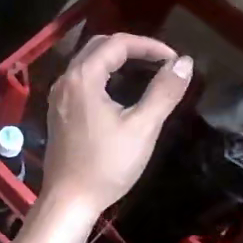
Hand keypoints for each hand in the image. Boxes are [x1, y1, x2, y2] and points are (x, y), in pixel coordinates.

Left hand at [43, 34, 193, 213]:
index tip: (174, 59)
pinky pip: (81, 80)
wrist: (69, 199)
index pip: (116, 43)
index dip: (148, 45)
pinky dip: (103, 75)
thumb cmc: (107, 164)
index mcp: (82, 78)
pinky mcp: (58, 111)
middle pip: (98, 47)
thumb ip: (163, 92)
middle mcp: (65, 80)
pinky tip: (120, 90)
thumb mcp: (143, 127)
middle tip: (160, 60)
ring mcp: (58, 96)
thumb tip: (184, 63)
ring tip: (146, 71)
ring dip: (116, 60)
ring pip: (88, 63)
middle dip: (131, 48)